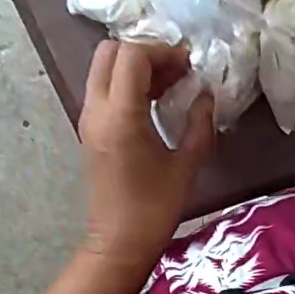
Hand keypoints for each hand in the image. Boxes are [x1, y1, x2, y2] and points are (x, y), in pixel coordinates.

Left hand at [78, 39, 212, 267]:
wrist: (119, 241)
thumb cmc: (155, 208)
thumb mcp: (187, 165)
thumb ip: (199, 124)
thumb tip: (206, 95)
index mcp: (120, 115)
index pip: (132, 55)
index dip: (163, 52)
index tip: (188, 68)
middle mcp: (97, 110)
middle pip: (110, 52)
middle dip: (145, 53)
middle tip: (176, 72)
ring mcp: (89, 119)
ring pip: (104, 68)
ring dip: (136, 68)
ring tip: (170, 86)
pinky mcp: (90, 130)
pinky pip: (104, 90)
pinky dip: (127, 85)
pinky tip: (155, 103)